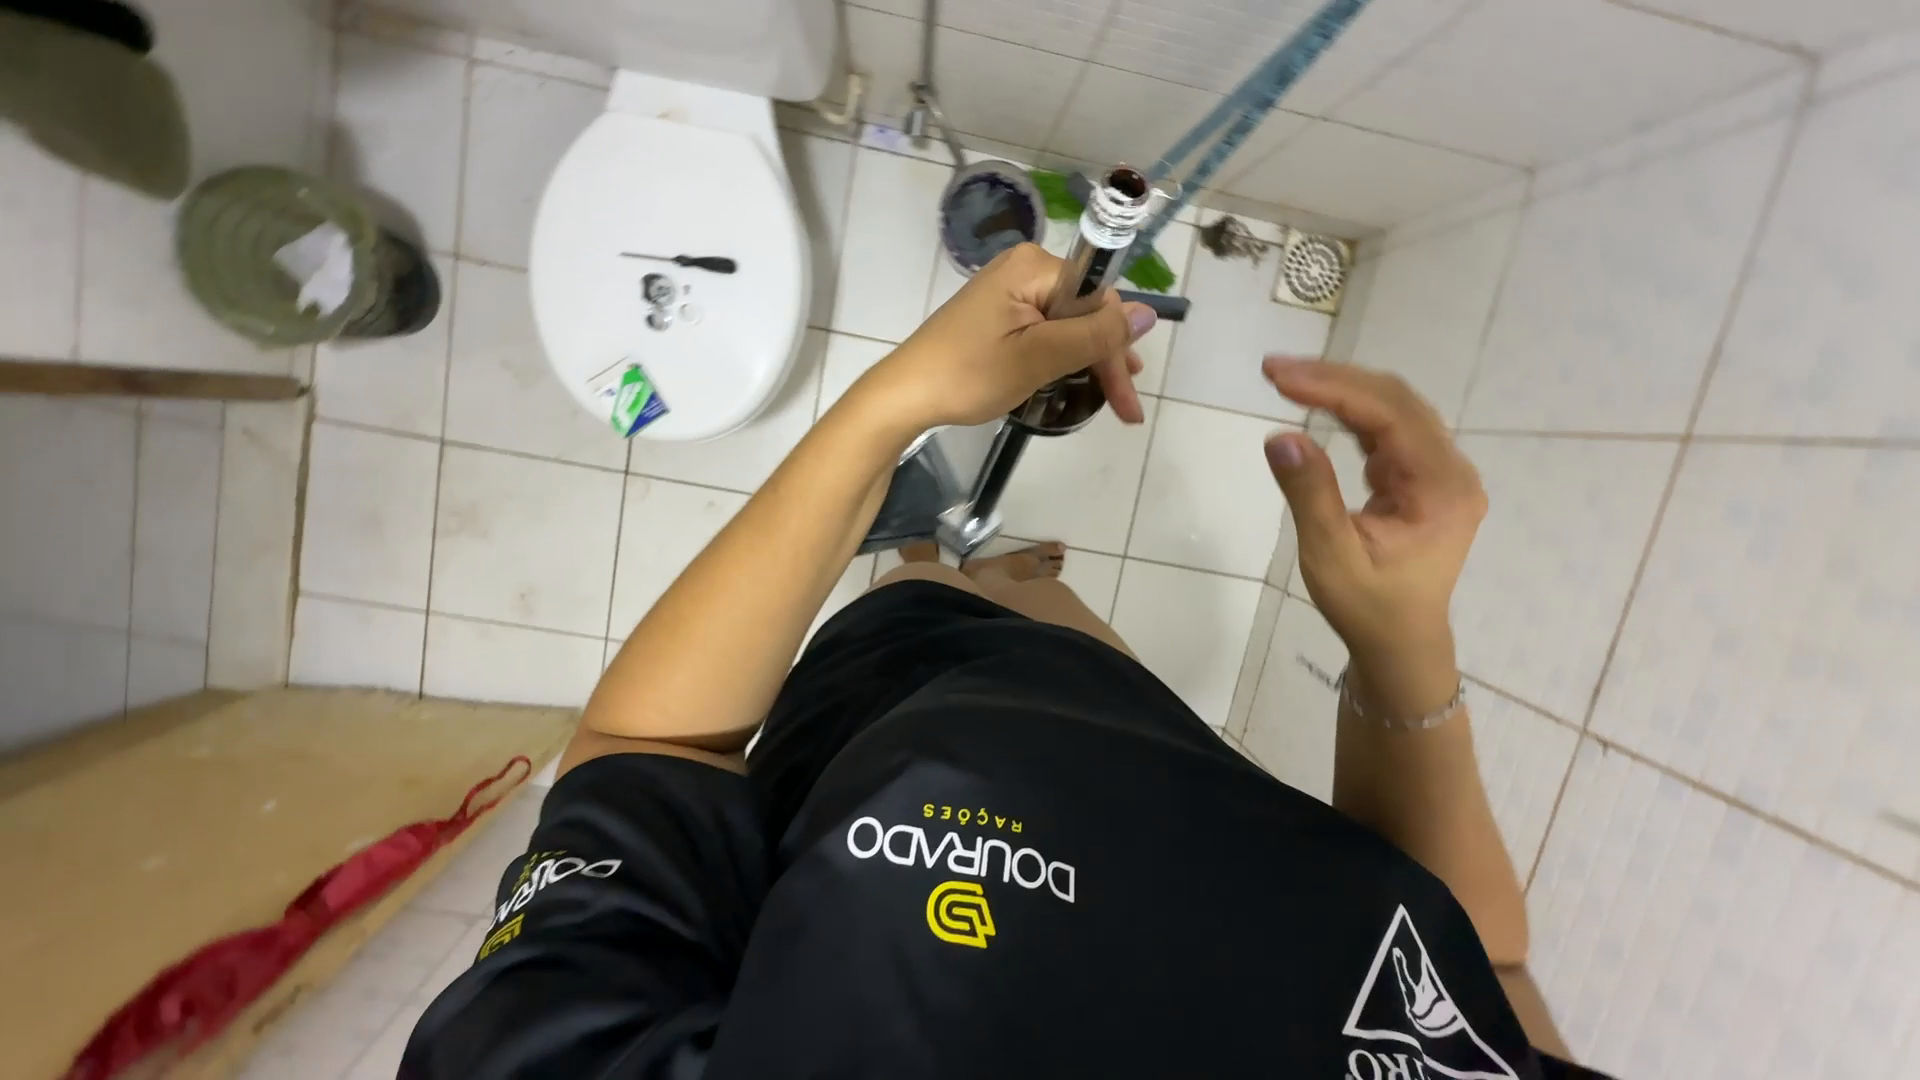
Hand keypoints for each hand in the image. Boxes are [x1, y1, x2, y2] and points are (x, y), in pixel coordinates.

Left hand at [861, 243, 1156, 429]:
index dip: (1116, 349)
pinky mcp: (998, 313)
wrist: (906, 394)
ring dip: (1089, 361)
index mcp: (1034, 267)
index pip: (1099, 301)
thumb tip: (1148, 313)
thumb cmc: (969, 375)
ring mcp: (1009, 291)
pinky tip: (1077, 379)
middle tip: (1125, 410)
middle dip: (1106, 360)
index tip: (1126, 398)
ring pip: (1068, 324)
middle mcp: (1025, 268)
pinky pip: (1045, 329)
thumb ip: (1094, 335)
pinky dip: (1062, 357)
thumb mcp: (1038, 358)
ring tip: (1111, 398)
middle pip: (1085, 312)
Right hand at [1260, 358, 1486, 714]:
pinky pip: (1387, 430)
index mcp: (1440, 487)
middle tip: (1273, 370)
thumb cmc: (1368, 608)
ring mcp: (1438, 473)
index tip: (1278, 377)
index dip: (1333, 388)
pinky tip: (1317, 407)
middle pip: (1395, 401)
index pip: (1389, 414)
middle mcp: (1449, 470)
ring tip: (1287, 381)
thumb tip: (1279, 437)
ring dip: (1340, 391)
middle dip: (1334, 379)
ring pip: (1392, 409)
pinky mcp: (1420, 479)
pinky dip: (1349, 413)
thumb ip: (1311, 495)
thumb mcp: (1332, 557)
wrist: (1400, 643)